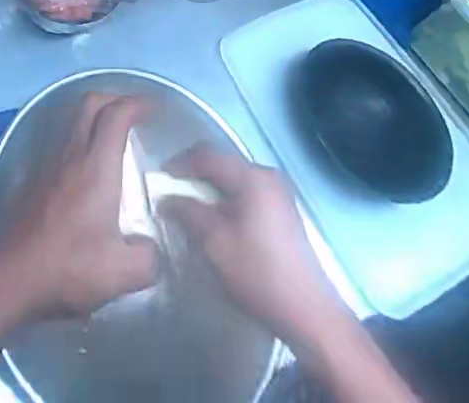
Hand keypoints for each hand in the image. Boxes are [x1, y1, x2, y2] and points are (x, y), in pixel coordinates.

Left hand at [0, 93, 158, 321]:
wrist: (8, 273)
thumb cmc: (67, 266)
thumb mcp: (122, 272)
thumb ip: (148, 257)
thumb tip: (151, 249)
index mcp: (96, 167)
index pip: (115, 116)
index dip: (136, 103)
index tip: (155, 106)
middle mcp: (70, 154)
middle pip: (89, 104)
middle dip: (114, 97)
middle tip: (134, 111)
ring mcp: (47, 162)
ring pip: (71, 119)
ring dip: (93, 114)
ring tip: (113, 131)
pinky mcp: (32, 176)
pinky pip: (59, 140)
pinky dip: (77, 135)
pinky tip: (85, 162)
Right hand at [158, 146, 347, 343]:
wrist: (310, 314)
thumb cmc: (258, 272)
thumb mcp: (214, 241)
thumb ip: (186, 211)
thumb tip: (165, 198)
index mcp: (252, 177)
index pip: (207, 155)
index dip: (179, 163)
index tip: (159, 176)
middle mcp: (268, 177)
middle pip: (223, 164)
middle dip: (195, 174)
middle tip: (172, 189)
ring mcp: (280, 194)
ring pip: (235, 180)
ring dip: (211, 188)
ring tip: (190, 204)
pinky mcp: (284, 212)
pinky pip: (247, 193)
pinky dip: (227, 199)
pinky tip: (216, 218)